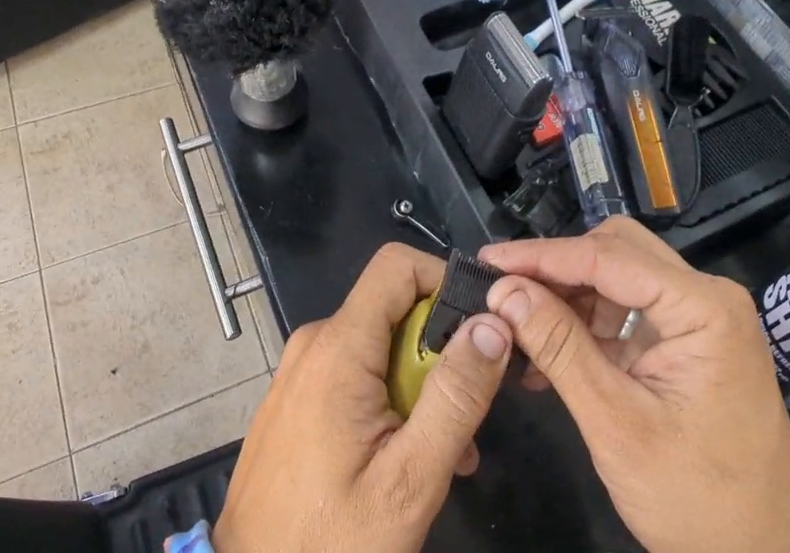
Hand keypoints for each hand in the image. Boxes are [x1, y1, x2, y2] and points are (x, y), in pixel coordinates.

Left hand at [210, 244, 514, 552]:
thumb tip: (493, 322)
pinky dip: (389, 402)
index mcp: (337, 349)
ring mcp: (300, 374)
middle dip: (440, 352)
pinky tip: (404, 460)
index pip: (397, 265)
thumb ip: (456, 396)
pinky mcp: (296, 402)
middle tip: (468, 416)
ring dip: (420, 387)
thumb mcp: (410, 477)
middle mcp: (313, 345)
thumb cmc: (332, 540)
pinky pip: (354, 376)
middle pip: (395, 310)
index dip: (444, 282)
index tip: (481, 329)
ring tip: (445, 455)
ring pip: (380, 348)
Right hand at [482, 219, 789, 552]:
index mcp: (704, 308)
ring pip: (619, 276)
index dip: (542, 256)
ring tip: (520, 329)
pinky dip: (587, 324)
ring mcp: (701, 318)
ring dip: (569, 296)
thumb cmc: (692, 496)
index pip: (609, 257)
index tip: (488, 261)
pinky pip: (629, 310)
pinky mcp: (689, 341)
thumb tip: (505, 291)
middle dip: (557, 269)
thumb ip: (559, 348)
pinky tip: (547, 353)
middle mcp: (707, 297)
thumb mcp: (616, 423)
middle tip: (504, 293)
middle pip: (617, 252)